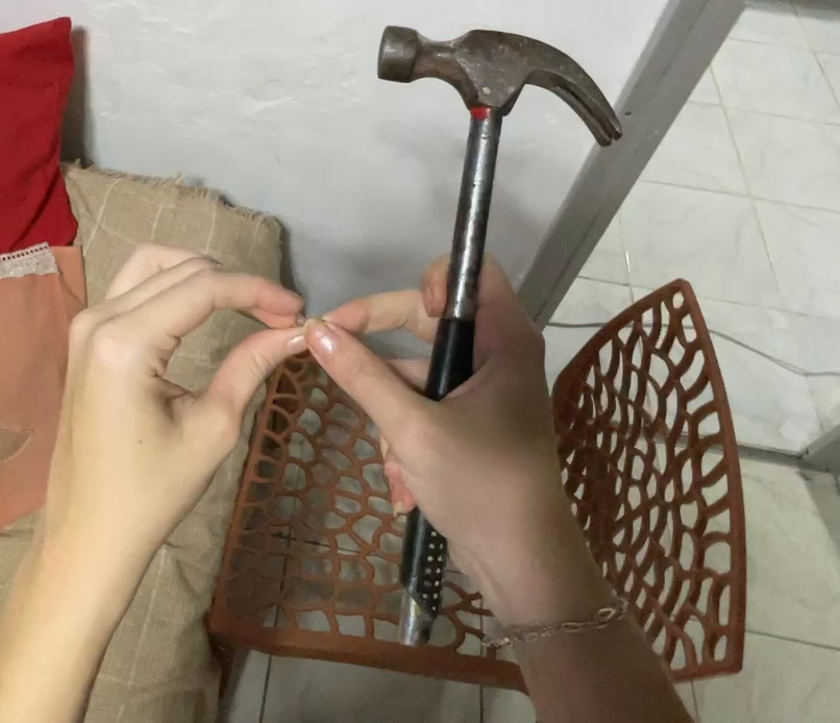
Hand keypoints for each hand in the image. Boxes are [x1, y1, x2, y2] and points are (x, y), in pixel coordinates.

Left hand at [0, 245, 301, 722]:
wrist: (89, 534)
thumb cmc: (151, 493)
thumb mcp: (213, 428)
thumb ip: (252, 365)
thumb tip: (298, 331)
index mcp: (125, 342)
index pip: (204, 287)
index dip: (257, 290)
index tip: (297, 309)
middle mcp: (98, 319)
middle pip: (182, 268)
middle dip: (237, 284)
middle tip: (279, 317)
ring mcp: (85, 323)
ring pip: (154, 263)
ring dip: (204, 275)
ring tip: (246, 305)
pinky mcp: (86, 336)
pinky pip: (134, 285)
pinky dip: (174, 284)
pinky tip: (205, 307)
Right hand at [306, 256, 610, 625]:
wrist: (523, 566)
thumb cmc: (481, 484)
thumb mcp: (413, 428)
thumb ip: (362, 375)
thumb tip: (316, 330)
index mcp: (504, 339)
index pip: (472, 273)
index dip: (431, 280)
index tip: (395, 314)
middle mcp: (497, 354)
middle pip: (428, 322)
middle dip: (383, 356)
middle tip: (332, 349)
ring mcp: (483, 390)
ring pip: (418, 372)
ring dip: (392, 412)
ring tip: (393, 461)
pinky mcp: (471, 421)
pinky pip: (425, 405)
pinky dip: (407, 435)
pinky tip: (404, 482)